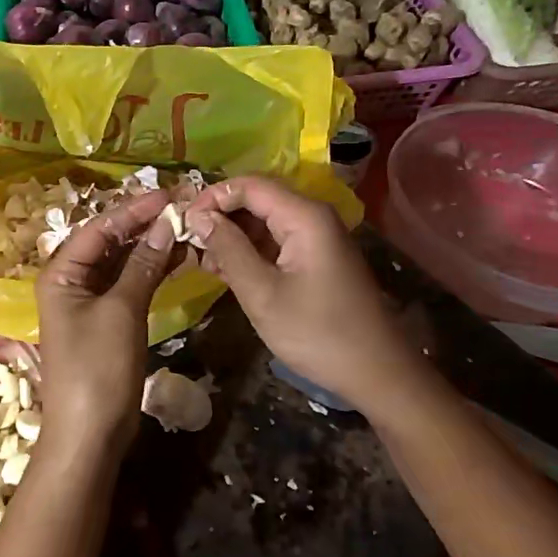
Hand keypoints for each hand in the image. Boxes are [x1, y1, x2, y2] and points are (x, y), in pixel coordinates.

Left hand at [35, 189, 178, 451]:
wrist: (90, 434)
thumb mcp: (122, 311)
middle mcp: (71, 282)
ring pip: (122, 263)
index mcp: (61, 273)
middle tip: (182, 208)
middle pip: (109, 242)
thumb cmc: (98, 369)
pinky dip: (151, 272)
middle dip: (144, 226)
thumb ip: (144, 265)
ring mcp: (89, 302)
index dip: (133, 210)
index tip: (168, 195)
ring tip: (186, 229)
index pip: (98, 228)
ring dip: (151, 247)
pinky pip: (129, 285)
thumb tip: (167, 224)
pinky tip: (178, 259)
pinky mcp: (107, 321)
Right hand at [185, 176, 424, 413]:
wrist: (375, 371)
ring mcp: (317, 237)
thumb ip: (228, 249)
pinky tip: (225, 269)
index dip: (212, 197)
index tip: (182, 220)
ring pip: (264, 220)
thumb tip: (198, 217)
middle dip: (220, 215)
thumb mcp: (262, 293)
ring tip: (201, 258)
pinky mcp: (316, 257)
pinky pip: (276, 241)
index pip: (249, 185)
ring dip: (232, 235)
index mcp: (304, 216)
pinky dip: (250, 250)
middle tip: (187, 239)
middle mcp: (313, 217)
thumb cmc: (316, 333)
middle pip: (257, 199)